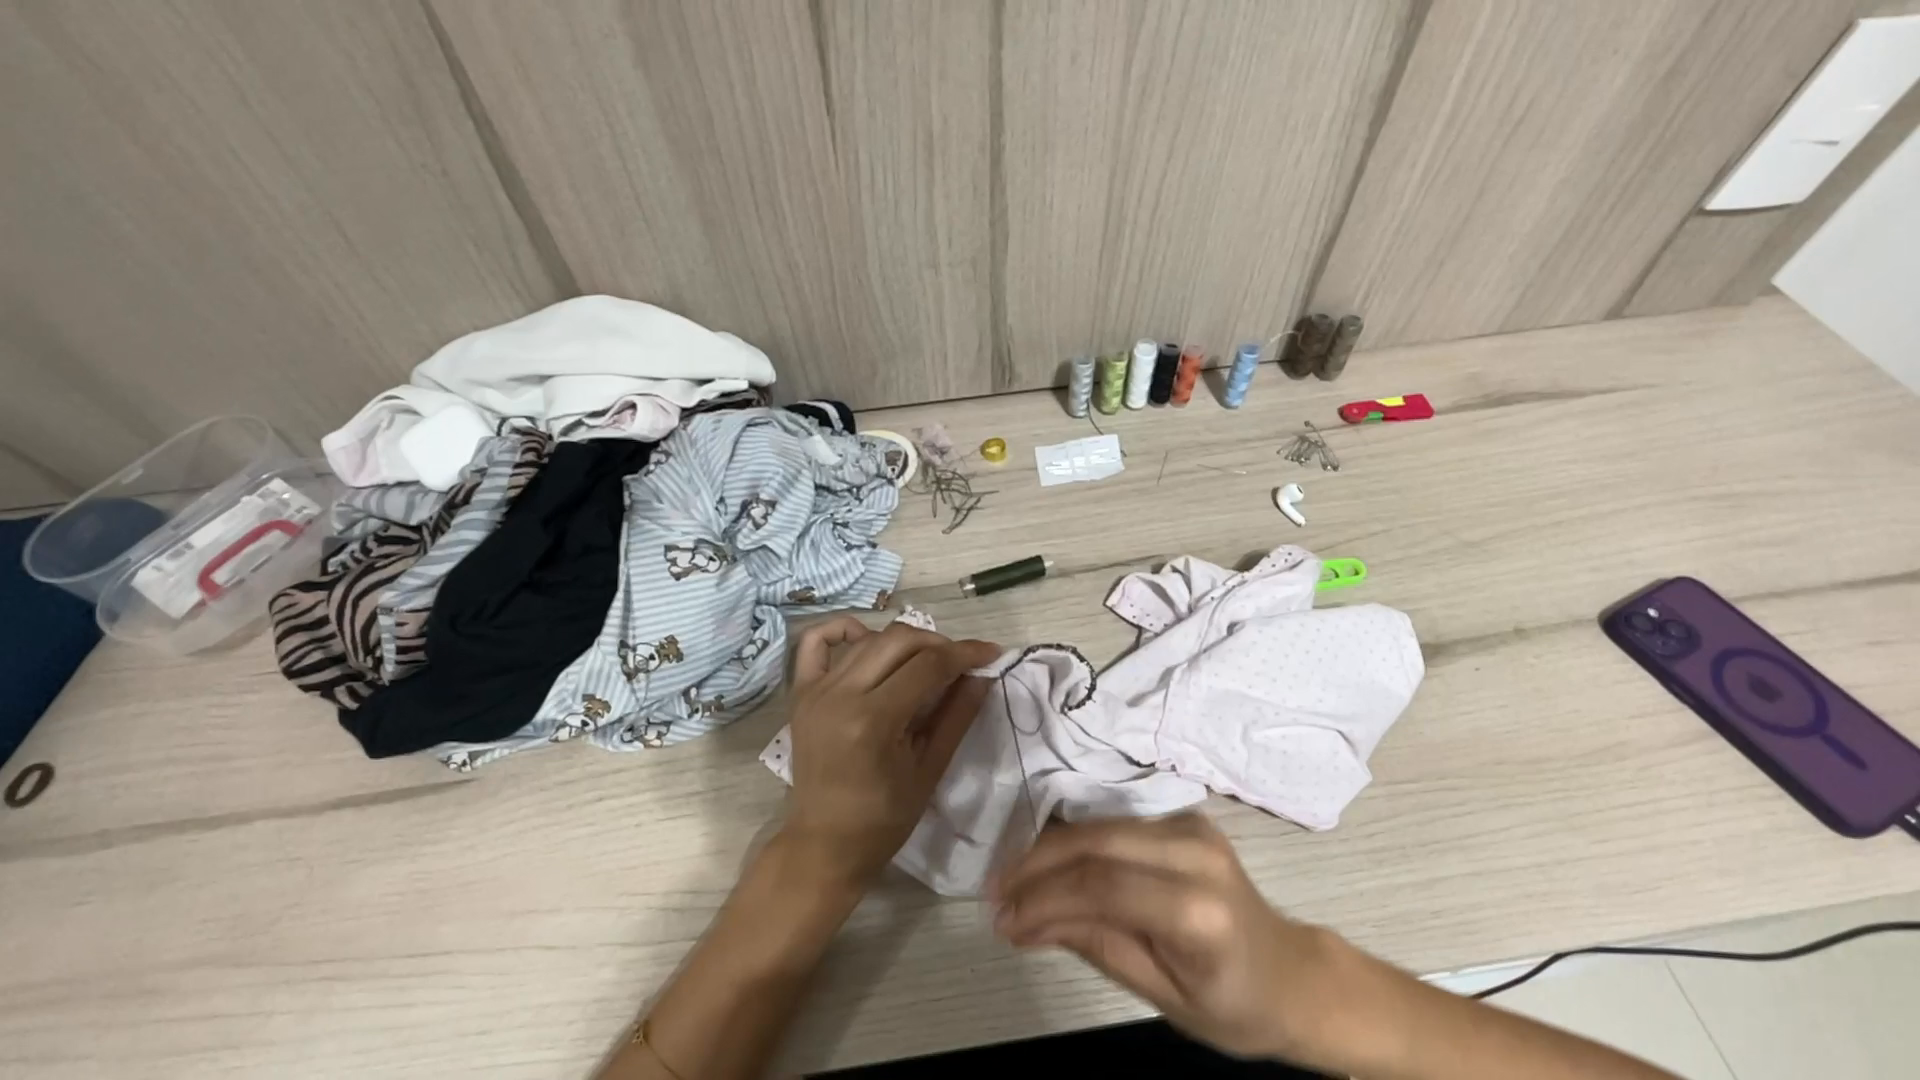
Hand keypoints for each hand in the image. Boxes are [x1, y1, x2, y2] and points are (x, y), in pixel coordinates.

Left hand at [781, 616, 999, 889]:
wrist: (825, 843)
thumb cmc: (883, 819)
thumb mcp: (929, 770)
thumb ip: (956, 716)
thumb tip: (983, 675)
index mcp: (873, 720)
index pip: (928, 665)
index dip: (965, 654)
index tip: (992, 653)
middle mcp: (841, 694)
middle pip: (899, 641)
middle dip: (938, 644)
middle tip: (960, 663)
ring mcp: (816, 690)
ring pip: (868, 640)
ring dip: (904, 642)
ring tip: (926, 662)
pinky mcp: (802, 692)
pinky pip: (815, 642)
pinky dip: (843, 630)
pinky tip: (867, 638)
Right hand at [991, 813, 1351, 1062]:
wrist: (1291, 974)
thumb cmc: (1232, 1004)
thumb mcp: (1159, 995)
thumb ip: (1092, 944)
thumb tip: (1019, 923)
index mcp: (1197, 910)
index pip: (1101, 888)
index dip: (1042, 899)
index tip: (1001, 921)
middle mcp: (1196, 854)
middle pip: (1094, 843)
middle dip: (1035, 866)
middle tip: (994, 895)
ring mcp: (1192, 828)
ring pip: (1098, 827)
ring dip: (1048, 852)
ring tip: (1009, 883)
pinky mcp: (1184, 819)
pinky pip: (1114, 826)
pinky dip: (1074, 847)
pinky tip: (1047, 869)